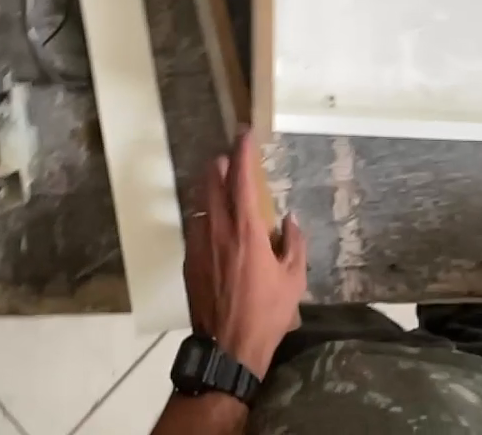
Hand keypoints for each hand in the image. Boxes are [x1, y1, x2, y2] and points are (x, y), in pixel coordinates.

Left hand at [182, 131, 306, 378]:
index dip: (242, 150)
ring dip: (210, 185)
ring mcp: (198, 241)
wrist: (227, 349)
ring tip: (222, 184)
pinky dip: (204, 211)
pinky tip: (213, 220)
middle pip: (212, 179)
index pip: (241, 177)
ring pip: (200, 198)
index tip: (244, 132)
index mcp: (246, 228)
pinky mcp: (188, 258)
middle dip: (221, 162)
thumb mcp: (294, 280)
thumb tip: (289, 220)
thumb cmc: (266, 313)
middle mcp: (218, 226)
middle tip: (232, 158)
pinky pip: (195, 222)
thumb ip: (294, 244)